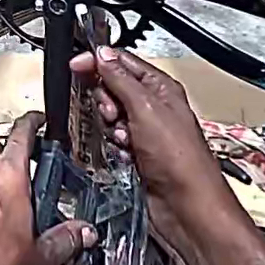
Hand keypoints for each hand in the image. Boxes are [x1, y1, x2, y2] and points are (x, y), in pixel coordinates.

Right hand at [69, 46, 241, 257]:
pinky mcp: (136, 152)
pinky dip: (113, 144)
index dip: (98, 61)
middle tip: (112, 113)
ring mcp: (144, 130)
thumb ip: (120, 79)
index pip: (121, 61)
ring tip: (124, 138)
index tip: (76, 65)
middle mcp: (153, 105)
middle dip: (106, 100)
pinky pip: (112, 137)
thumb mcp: (145, 108)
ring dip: (111, 126)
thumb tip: (102, 54)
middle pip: (112, 87)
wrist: (187, 209)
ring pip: (110, 114)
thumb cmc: (180, 159)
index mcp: (160, 87)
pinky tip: (125, 153)